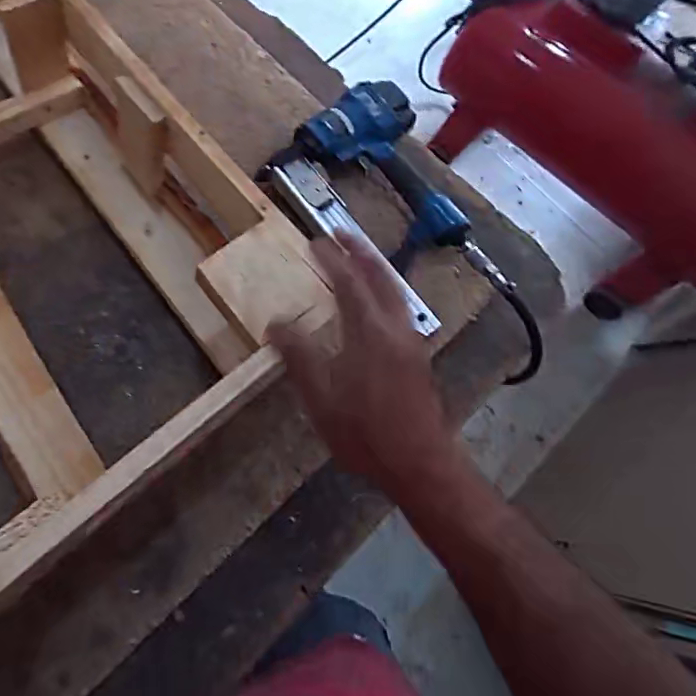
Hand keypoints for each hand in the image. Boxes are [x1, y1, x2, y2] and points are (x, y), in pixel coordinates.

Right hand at [267, 232, 459, 493]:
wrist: (420, 463)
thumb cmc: (365, 432)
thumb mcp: (321, 398)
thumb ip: (299, 357)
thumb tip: (275, 324)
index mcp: (369, 331)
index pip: (349, 282)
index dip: (332, 259)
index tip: (316, 241)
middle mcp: (395, 327)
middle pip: (380, 277)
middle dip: (361, 251)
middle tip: (343, 233)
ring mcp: (411, 341)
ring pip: (395, 290)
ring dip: (376, 268)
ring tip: (360, 257)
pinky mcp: (418, 356)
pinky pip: (400, 306)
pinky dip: (385, 288)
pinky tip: (377, 301)